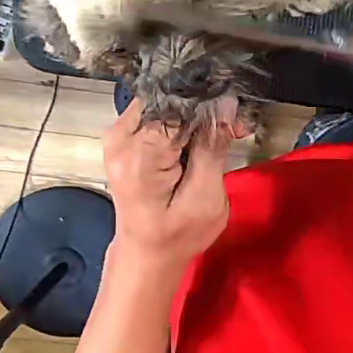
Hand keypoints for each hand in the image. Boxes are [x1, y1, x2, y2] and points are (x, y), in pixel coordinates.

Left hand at [102, 98, 239, 270]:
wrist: (145, 252)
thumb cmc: (178, 235)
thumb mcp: (206, 198)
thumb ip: (212, 148)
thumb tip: (225, 103)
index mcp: (139, 157)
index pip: (178, 107)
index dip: (211, 108)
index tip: (236, 123)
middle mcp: (120, 138)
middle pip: (168, 100)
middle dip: (204, 109)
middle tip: (233, 129)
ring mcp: (116, 135)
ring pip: (164, 102)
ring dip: (194, 115)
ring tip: (218, 136)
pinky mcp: (122, 135)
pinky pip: (156, 113)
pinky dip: (180, 121)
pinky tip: (198, 138)